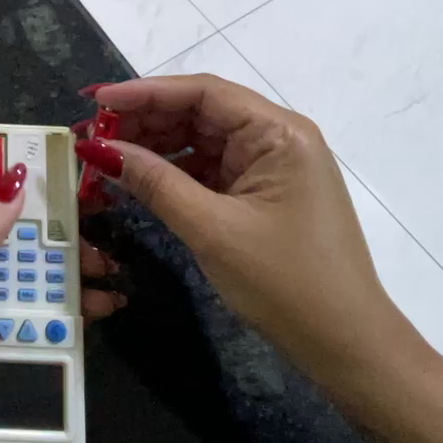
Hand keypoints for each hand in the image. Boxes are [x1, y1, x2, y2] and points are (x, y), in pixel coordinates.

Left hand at [0, 160, 124, 442]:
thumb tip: (15, 179)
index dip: (10, 164)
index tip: (58, 157)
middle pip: (15, 226)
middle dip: (54, 223)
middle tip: (98, 225)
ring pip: (32, 270)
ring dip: (68, 268)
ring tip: (107, 270)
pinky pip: (38, 310)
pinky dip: (67, 307)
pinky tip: (100, 305)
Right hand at [76, 75, 418, 393]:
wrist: (350, 349)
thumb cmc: (287, 283)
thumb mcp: (210, 229)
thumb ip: (153, 181)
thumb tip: (97, 149)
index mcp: (278, 133)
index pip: (202, 92)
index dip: (144, 92)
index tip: (96, 102)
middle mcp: (276, 138)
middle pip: (198, 111)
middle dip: (143, 120)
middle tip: (92, 136)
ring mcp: (270, 166)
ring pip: (198, 138)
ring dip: (153, 146)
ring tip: (106, 158)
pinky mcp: (262, 192)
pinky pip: (207, 167)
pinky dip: (171, 171)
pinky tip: (137, 180)